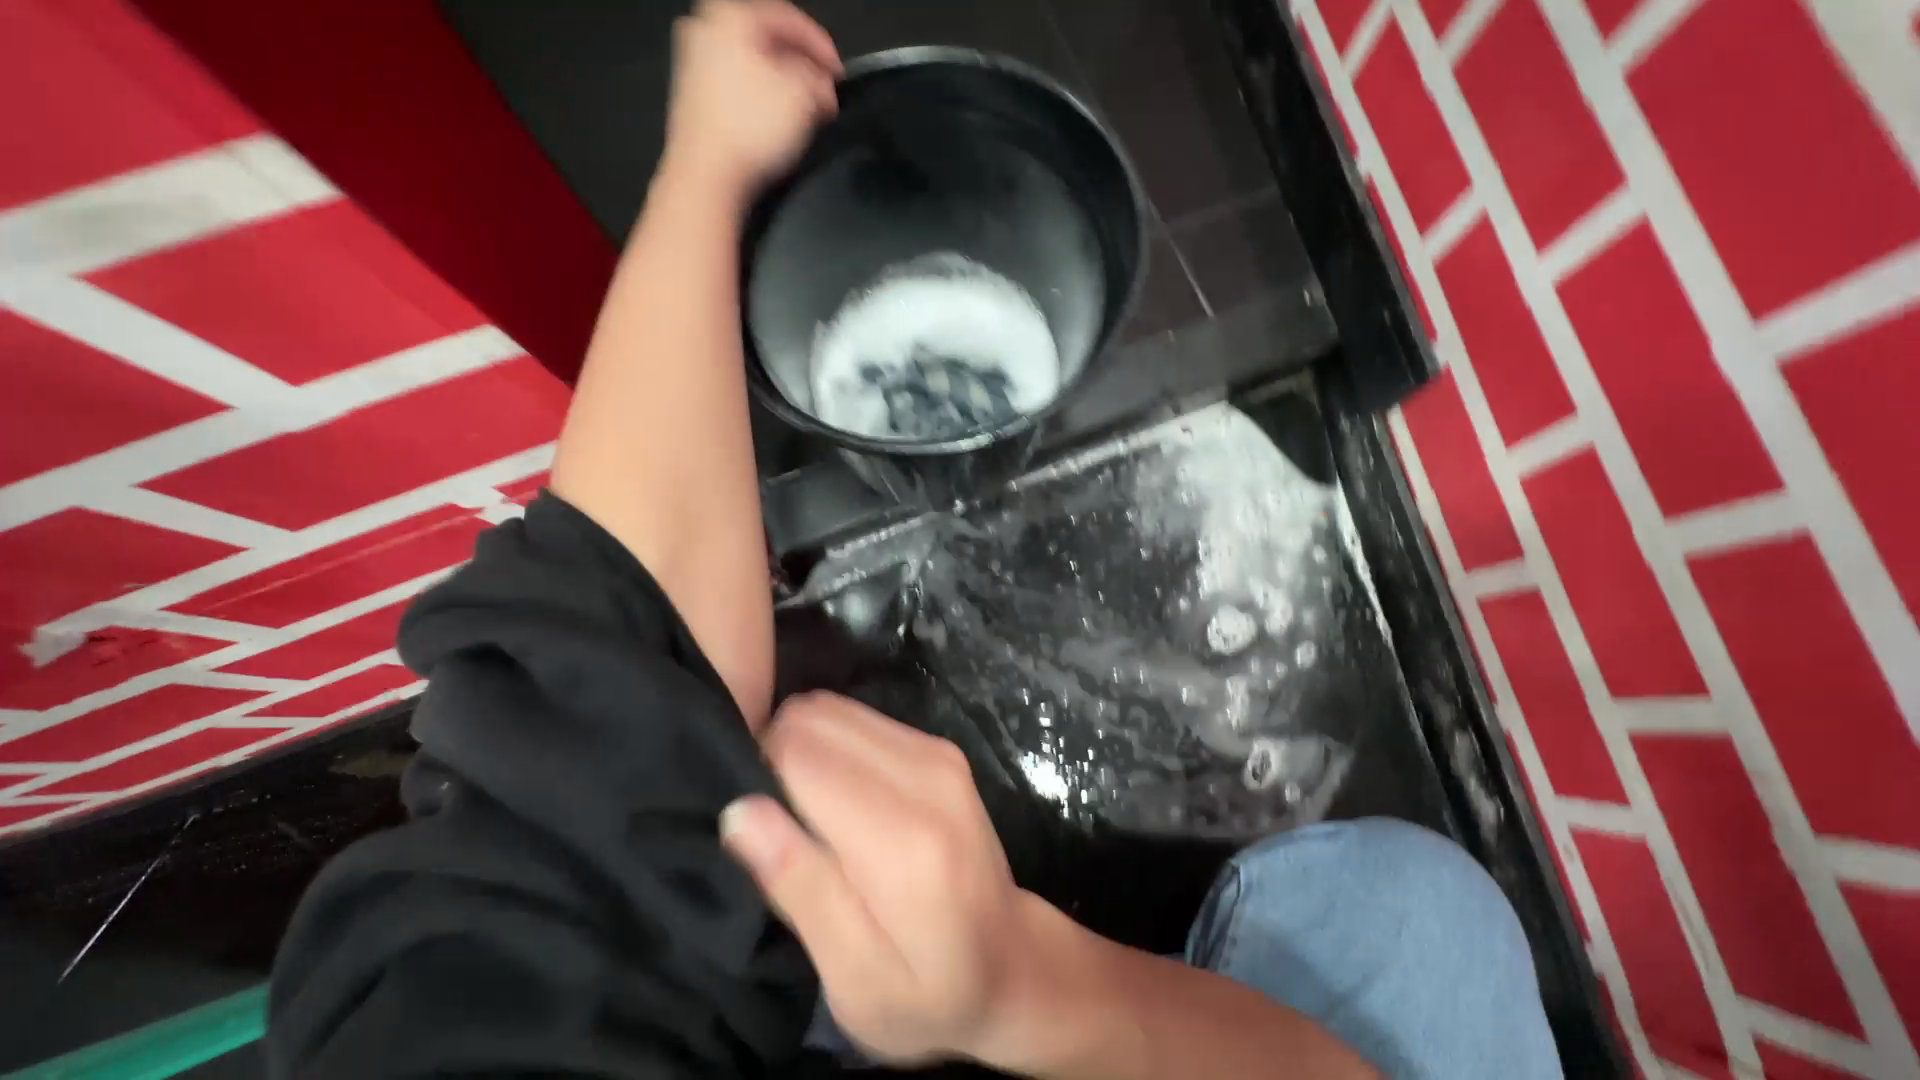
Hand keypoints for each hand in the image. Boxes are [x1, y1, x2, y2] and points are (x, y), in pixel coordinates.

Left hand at [660, 0, 842, 203]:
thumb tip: (822, 84)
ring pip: (755, 67)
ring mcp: (695, 65)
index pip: (788, 19)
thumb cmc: (748, 129)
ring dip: (786, 87)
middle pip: (769, 43)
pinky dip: (764, 100)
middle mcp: (706, 31)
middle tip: (825, 94)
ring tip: (808, 113)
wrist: (707, 174)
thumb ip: (819, 81)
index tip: (838, 72)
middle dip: (802, 69)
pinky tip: (781, 123)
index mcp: (729, 17)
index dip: (821, 46)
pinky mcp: (695, 98)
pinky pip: (740, 88)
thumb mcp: (802, 96)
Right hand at [720, 693, 1043, 1065]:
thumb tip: (740, 810)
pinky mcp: (938, 747)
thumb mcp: (854, 978)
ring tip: (804, 814)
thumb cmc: (929, 994)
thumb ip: (801, 888)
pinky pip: (856, 719)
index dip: (756, 777)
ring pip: (831, 710)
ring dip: (802, 750)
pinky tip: (833, 800)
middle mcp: (926, 775)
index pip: (798, 752)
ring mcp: (938, 753)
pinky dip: (830, 748)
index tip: (753, 829)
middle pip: (812, 718)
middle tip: (775, 825)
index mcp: (904, 839)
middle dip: (775, 758)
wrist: (1012, 966)